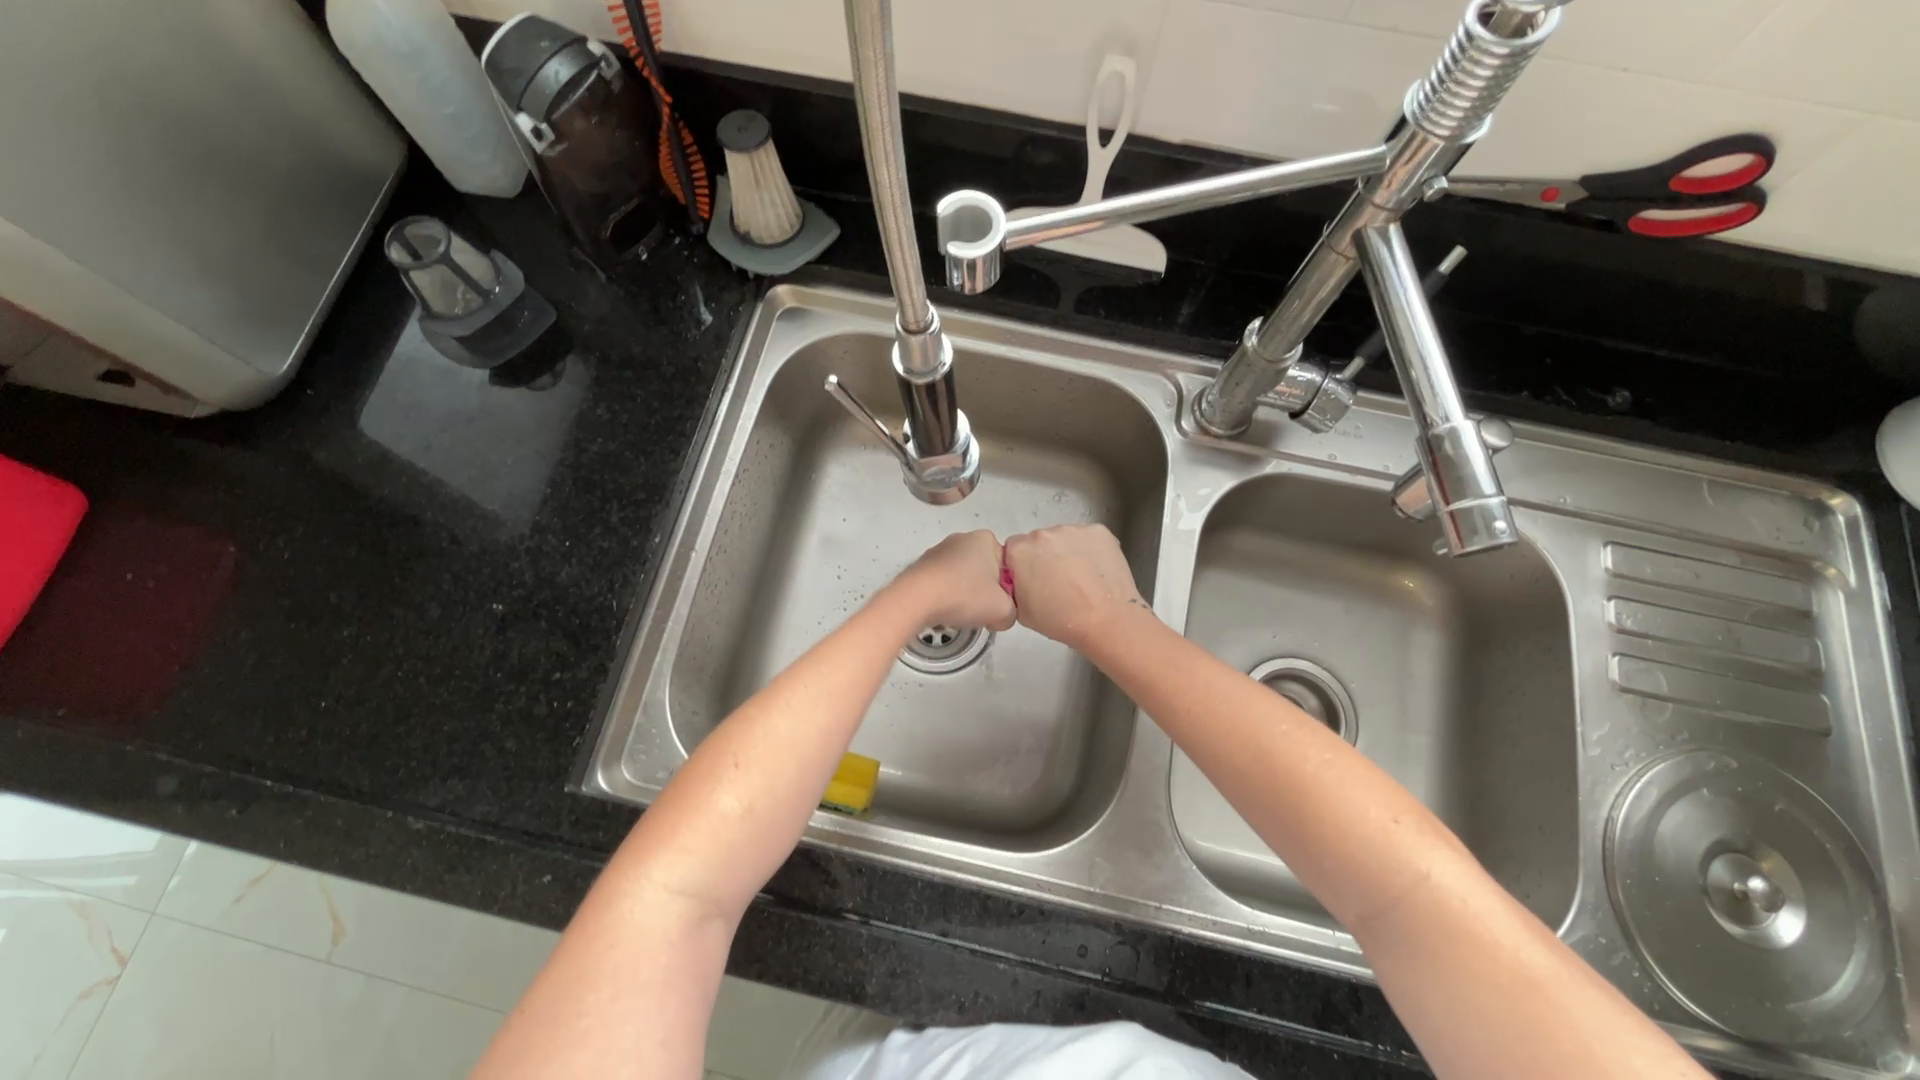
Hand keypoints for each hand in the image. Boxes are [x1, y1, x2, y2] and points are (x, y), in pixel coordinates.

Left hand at [895, 530, 1016, 630]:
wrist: (916, 599)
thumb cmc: (965, 596)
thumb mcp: (1003, 610)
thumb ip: (1011, 611)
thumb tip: (1001, 615)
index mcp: (986, 539)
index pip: (1006, 566)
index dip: (1005, 590)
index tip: (998, 606)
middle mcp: (962, 537)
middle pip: (983, 570)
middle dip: (984, 591)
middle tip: (982, 612)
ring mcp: (939, 549)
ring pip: (961, 577)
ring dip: (963, 593)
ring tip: (959, 613)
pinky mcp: (921, 564)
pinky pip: (942, 582)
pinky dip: (944, 595)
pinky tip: (942, 609)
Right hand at [1002, 524, 1145, 650]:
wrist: (1106, 620)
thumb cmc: (1061, 620)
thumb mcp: (1020, 610)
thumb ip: (1014, 586)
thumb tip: (1021, 578)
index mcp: (1019, 551)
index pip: (1013, 550)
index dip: (1024, 565)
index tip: (1035, 580)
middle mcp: (1043, 533)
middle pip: (1039, 541)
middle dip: (1046, 556)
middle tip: (1059, 581)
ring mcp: (1073, 529)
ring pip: (1065, 538)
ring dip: (1069, 552)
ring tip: (1081, 577)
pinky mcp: (1099, 531)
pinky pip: (1089, 538)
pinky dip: (1091, 550)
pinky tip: (1097, 571)